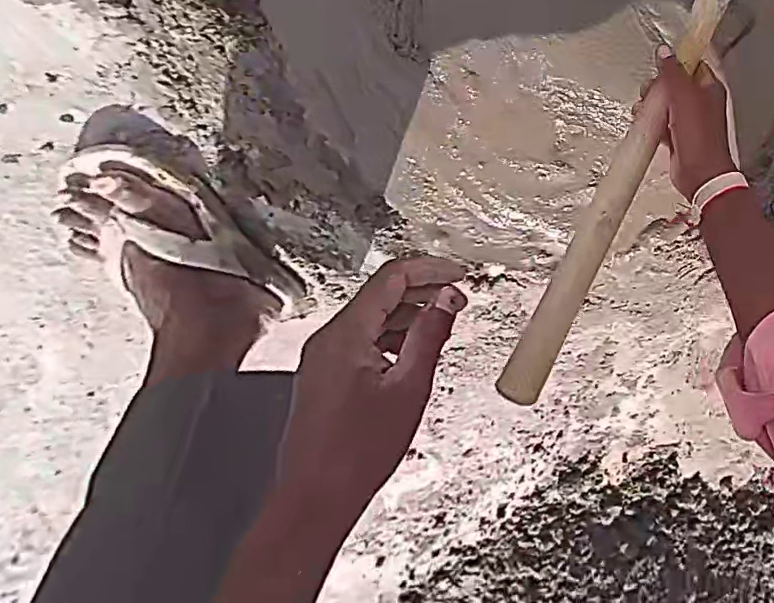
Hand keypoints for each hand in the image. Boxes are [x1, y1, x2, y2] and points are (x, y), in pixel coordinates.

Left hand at [270, 256, 468, 528]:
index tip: (459, 274)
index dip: (432, 269)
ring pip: (375, 314)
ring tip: (444, 321)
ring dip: (412, 311)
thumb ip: (431, 334)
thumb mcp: (409, 386)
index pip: (393, 277)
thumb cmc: (355, 455)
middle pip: (383, 292)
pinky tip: (417, 347)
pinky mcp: (327, 374)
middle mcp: (329, 339)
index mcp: (345, 334)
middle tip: (459, 298)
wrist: (313, 504)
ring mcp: (325, 357)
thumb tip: (448, 299)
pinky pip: (366, 337)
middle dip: (425, 289)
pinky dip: (395, 333)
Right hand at [651, 50, 739, 199]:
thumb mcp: (683, 96)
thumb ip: (672, 71)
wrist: (699, 173)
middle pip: (673, 83)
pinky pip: (661, 122)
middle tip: (652, 94)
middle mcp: (701, 102)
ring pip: (665, 103)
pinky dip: (652, 122)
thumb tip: (664, 51)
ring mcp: (689, 120)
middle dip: (658, 87)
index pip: (691, 64)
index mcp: (709, 88)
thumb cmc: (699, 137)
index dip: (675, 63)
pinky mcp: (678, 135)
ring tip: (646, 110)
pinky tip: (647, 124)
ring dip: (652, 105)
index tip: (660, 67)